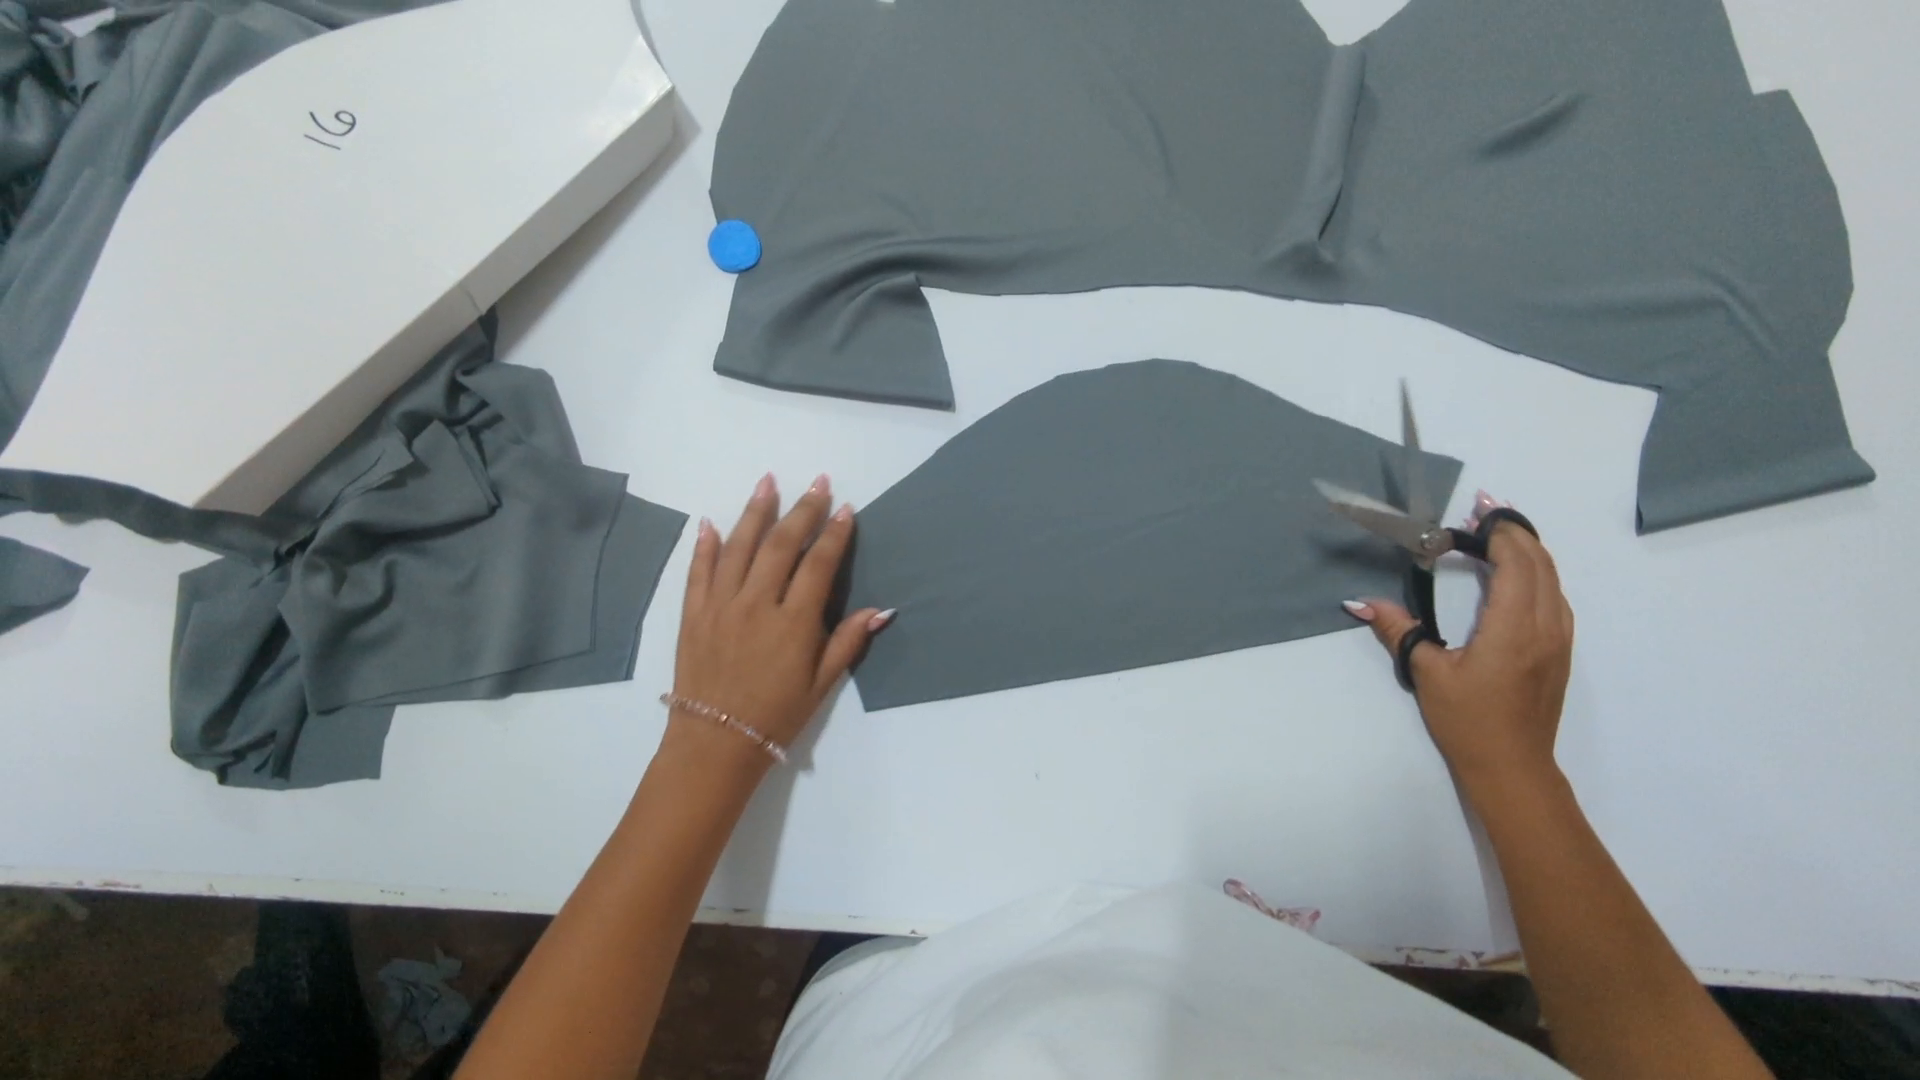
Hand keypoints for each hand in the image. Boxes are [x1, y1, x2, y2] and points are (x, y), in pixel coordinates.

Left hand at [672, 473, 892, 760]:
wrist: (715, 742)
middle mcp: (756, 604)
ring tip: (769, 482)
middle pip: (781, 545)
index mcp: (793, 623)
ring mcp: (720, 606)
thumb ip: (848, 642)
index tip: (846, 509)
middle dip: (802, 510)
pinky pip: (698, 571)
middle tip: (818, 482)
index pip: (818, 565)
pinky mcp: (692, 614)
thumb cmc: (776, 715)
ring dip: (756, 511)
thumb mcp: (820, 685)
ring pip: (739, 547)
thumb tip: (882, 609)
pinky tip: (711, 522)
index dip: (834, 534)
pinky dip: (705, 544)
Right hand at [1344, 503, 1573, 803]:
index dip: (1500, 531)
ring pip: (1552, 578)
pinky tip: (1511, 574)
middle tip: (1481, 511)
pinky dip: (1535, 572)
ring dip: (1526, 550)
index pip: (1516, 563)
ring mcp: (1558, 638)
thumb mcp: (1426, 673)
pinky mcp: (1558, 650)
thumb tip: (1359, 603)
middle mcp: (1544, 626)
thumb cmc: (1468, 720)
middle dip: (1513, 531)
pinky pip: (1553, 596)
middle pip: (1540, 563)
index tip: (1476, 510)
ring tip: (1493, 534)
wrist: (1513, 766)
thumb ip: (1399, 631)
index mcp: (1513, 628)